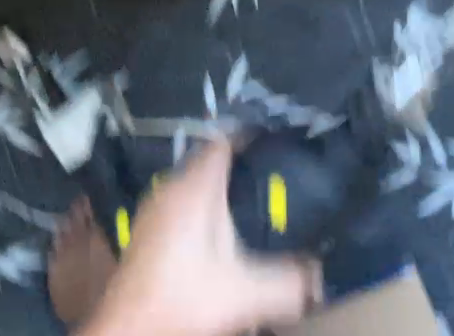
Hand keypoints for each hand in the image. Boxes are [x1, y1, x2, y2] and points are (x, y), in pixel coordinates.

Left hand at [85, 139, 320, 335]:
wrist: (129, 329)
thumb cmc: (184, 298)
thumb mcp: (245, 292)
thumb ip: (289, 281)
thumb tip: (324, 274)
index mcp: (195, 187)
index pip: (225, 141)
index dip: (249, 136)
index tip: (275, 138)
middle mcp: (172, 186)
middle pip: (208, 157)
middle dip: (239, 160)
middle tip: (270, 167)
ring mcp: (155, 206)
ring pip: (192, 178)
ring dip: (218, 183)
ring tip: (250, 193)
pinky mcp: (147, 228)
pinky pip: (180, 197)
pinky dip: (201, 201)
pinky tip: (217, 226)